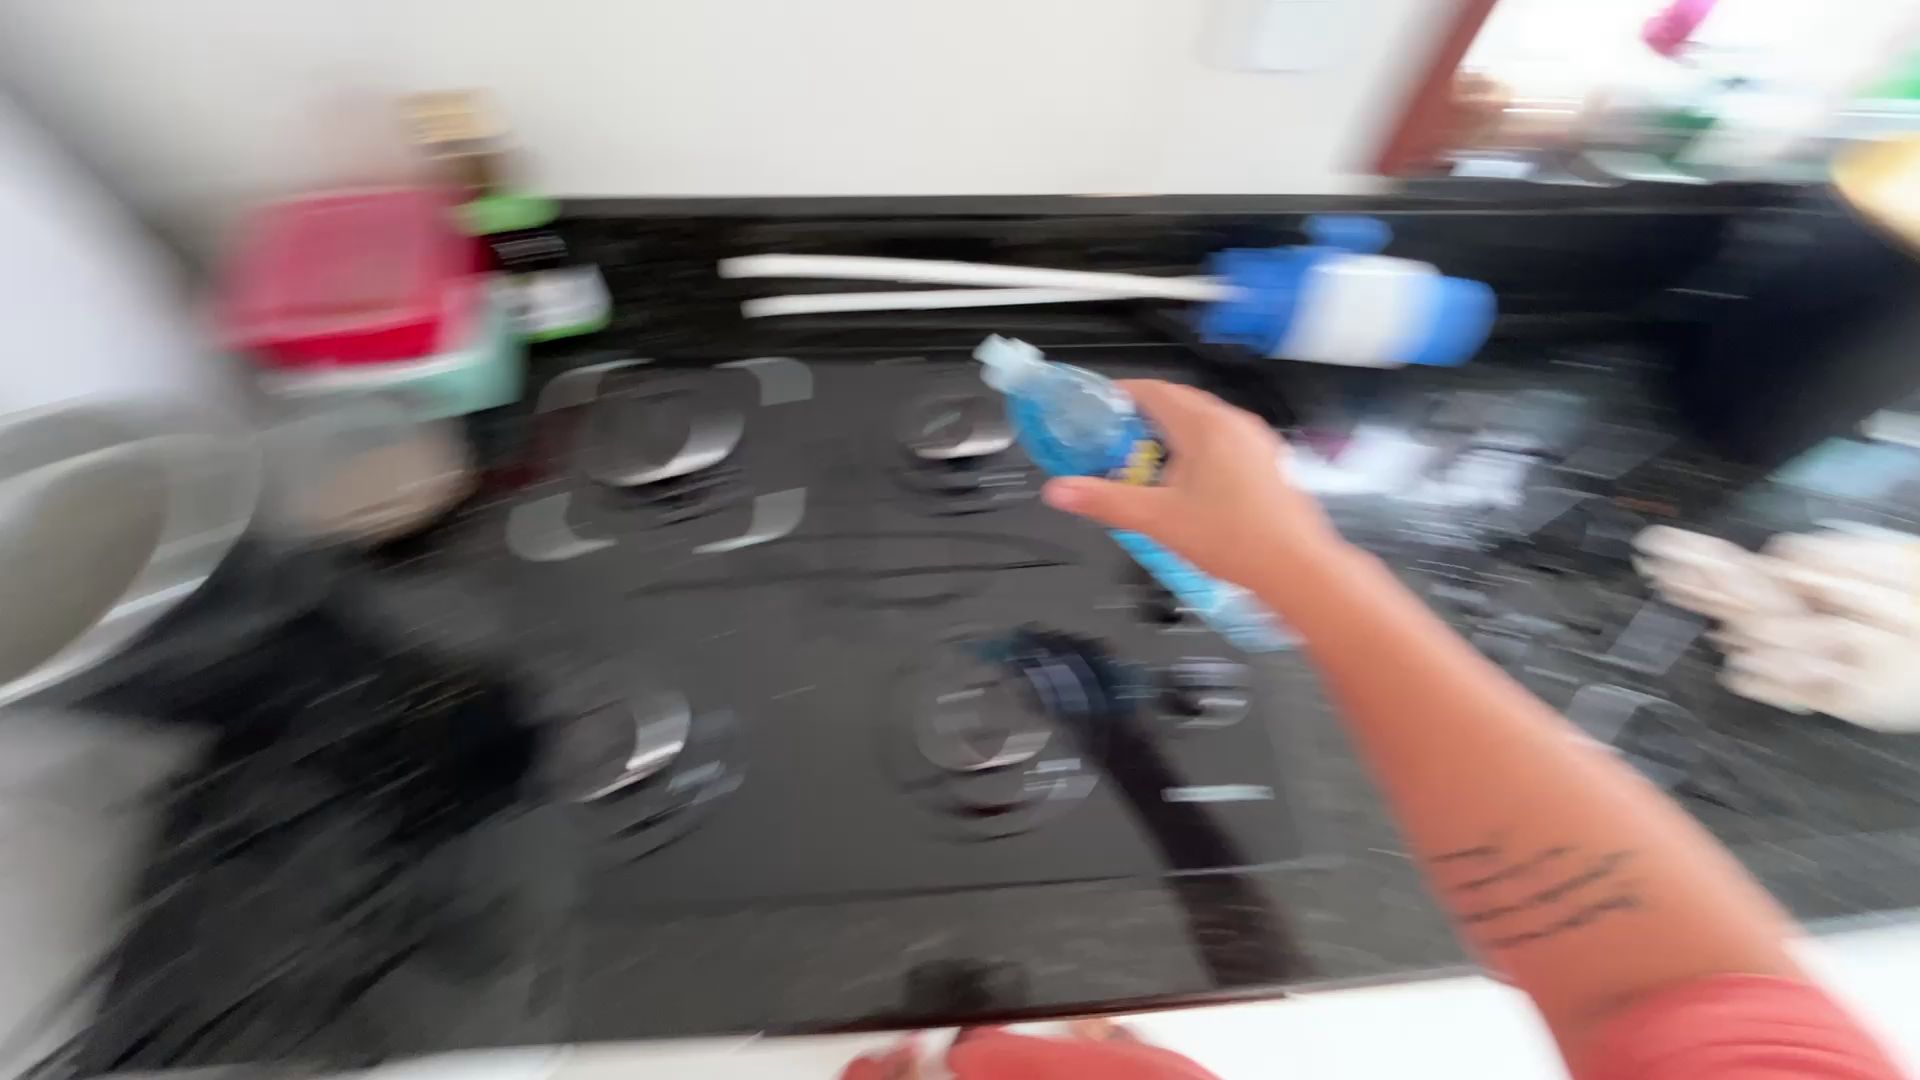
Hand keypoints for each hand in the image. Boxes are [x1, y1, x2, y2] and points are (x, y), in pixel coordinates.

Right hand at [1040, 380, 1343, 595]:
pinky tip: (1184, 480)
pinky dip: (1195, 449)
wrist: (1296, 568)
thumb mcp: (1155, 519)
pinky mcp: (1266, 463)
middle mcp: (1233, 424)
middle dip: (1141, 416)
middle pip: (1178, 403)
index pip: (1153, 390)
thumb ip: (1103, 500)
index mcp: (1204, 426)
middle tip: (1111, 438)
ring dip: (1169, 433)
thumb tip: (1058, 490)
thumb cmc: (1231, 538)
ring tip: (1143, 460)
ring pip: (1202, 422)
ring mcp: (1255, 442)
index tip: (1096, 407)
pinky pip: (1222, 442)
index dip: (1120, 394)